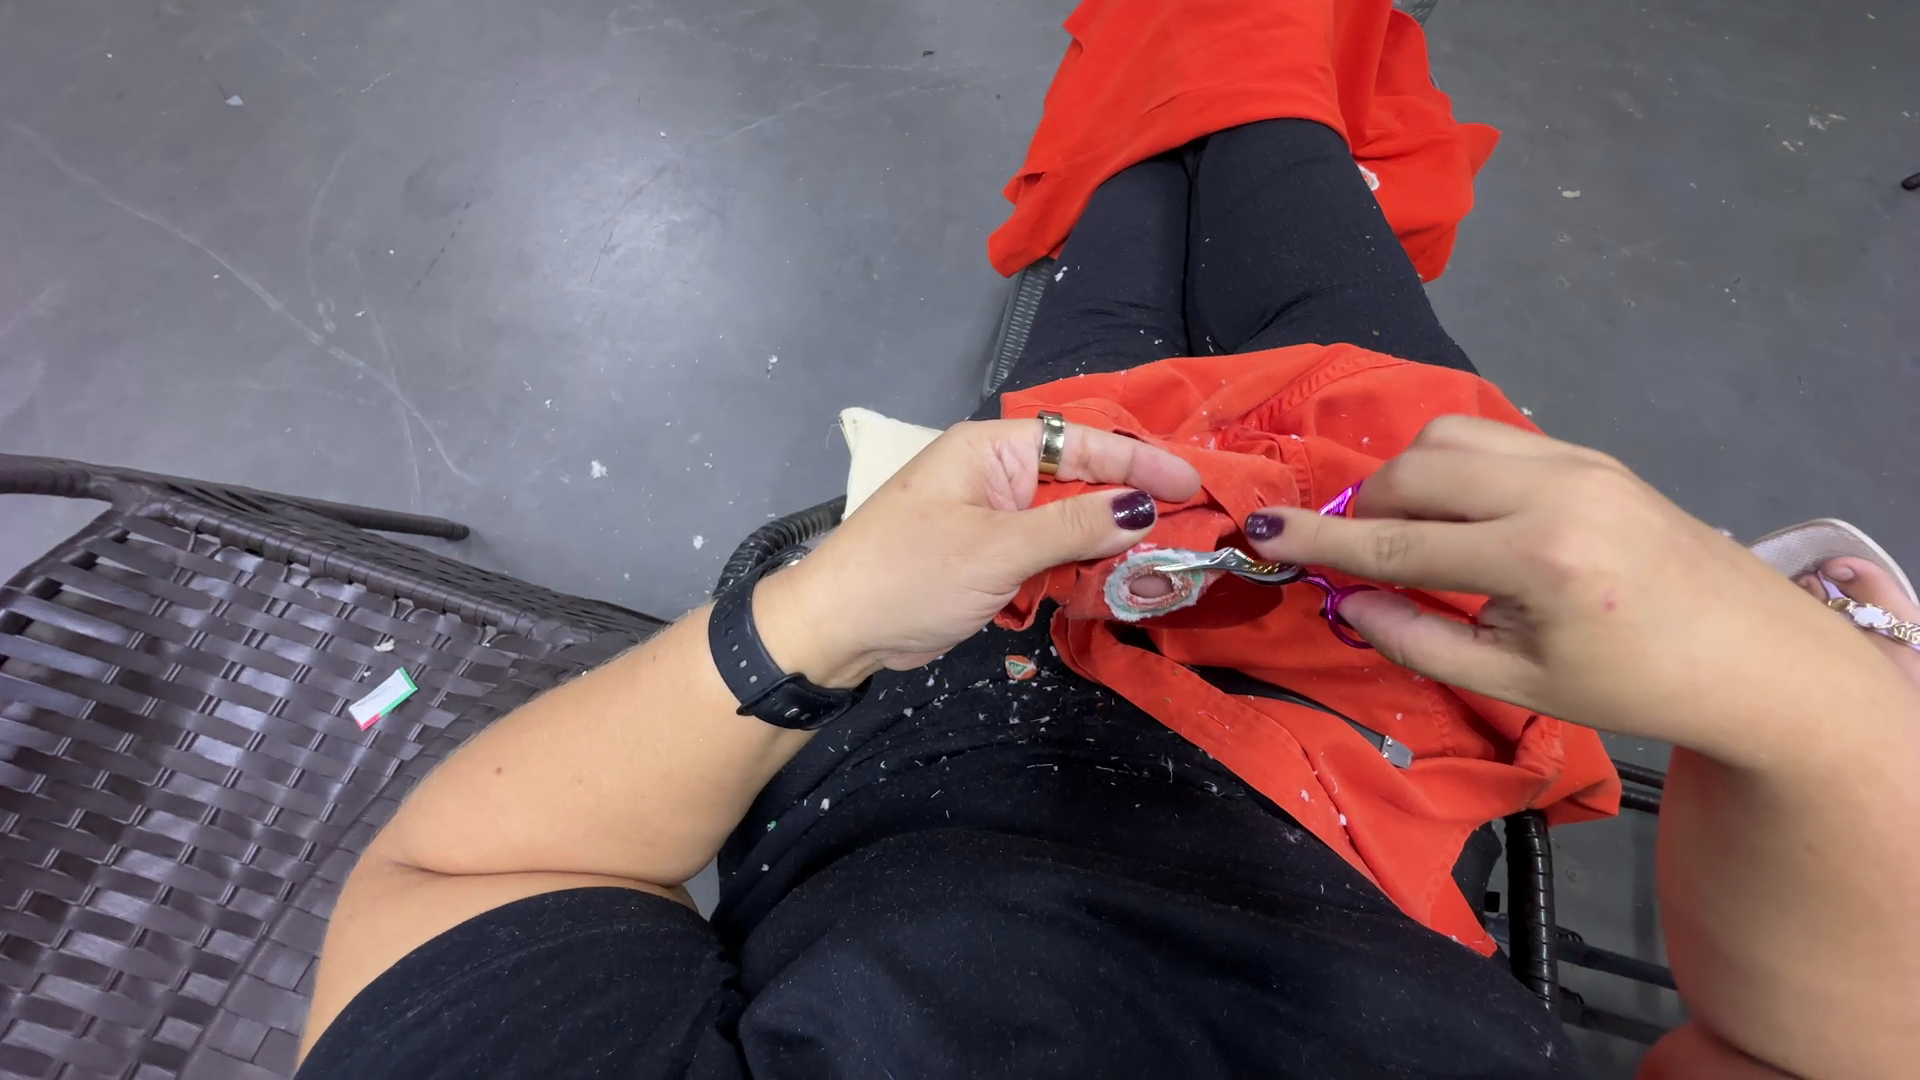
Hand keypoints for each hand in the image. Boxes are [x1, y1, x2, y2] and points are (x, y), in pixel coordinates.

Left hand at [755, 418, 1201, 685]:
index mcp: (992, 450)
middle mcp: (997, 476)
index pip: (1082, 443)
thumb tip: (1142, 508)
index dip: (1140, 462)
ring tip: (1156, 569)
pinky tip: (1110, 587)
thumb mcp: (996, 549)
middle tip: (1185, 535)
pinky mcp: (992, 556)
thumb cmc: (909, 574)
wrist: (839, 629)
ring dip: (1106, 548)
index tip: (1192, 485)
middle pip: (1081, 483)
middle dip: (1129, 510)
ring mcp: (995, 518)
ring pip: (1069, 524)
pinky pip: (1048, 554)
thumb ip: (1073, 527)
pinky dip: (1077, 571)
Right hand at [1239, 415, 1916, 764]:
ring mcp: (1577, 462)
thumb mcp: (1512, 682)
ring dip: (1404, 479)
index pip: (1395, 542)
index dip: (1317, 538)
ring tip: (1414, 526)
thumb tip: (1345, 600)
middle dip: (1366, 508)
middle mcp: (1555, 493)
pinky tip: (1461, 508)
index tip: (1260, 530)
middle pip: (1412, 471)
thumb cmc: (1630, 685)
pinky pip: (1485, 435)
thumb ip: (1412, 639)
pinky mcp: (1588, 452)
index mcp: (1538, 562)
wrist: (1761, 660)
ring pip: (1443, 436)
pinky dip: (1446, 464)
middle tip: (1365, 552)